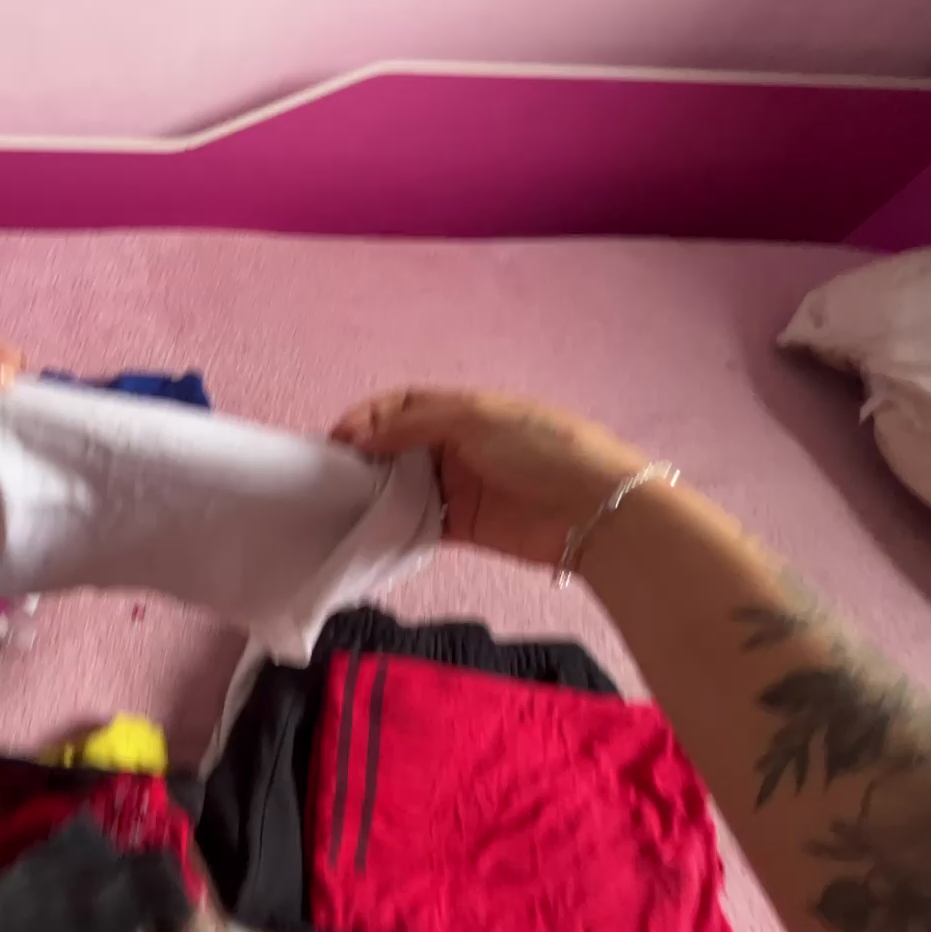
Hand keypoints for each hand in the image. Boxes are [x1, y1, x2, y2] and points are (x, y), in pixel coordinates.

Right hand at [332, 389, 650, 566]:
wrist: (597, 512)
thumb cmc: (540, 450)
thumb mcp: (476, 420)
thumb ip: (412, 426)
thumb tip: (358, 440)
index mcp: (461, 412)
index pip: (401, 406)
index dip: (368, 417)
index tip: (339, 440)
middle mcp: (454, 446)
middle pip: (395, 446)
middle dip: (364, 455)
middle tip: (333, 473)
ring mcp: (456, 486)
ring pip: (401, 484)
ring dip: (375, 490)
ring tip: (344, 499)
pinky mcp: (460, 524)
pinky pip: (416, 521)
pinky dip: (394, 523)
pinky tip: (373, 525)